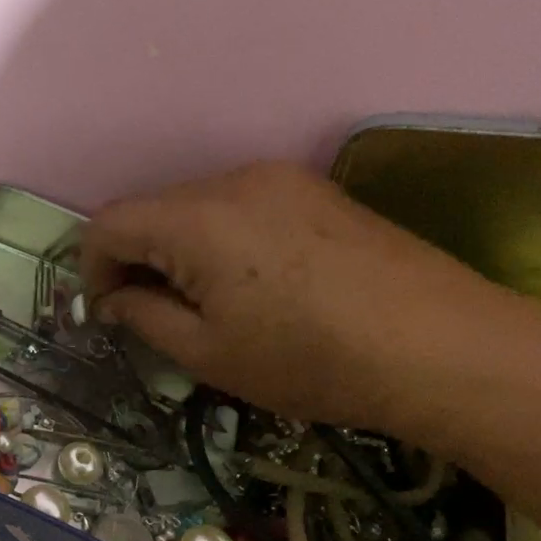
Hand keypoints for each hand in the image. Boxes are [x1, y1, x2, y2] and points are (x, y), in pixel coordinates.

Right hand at [81, 162, 512, 430]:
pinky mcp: (314, 189)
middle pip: (149, 209)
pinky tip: (253, 282)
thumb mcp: (209, 354)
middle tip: (155, 314)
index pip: (107, 225)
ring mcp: (279, 179)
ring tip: (208, 302)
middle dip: (135, 259)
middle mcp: (232, 181)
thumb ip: (143, 317)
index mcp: (196, 219)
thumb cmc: (314, 360)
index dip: (92, 269)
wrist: (449, 350)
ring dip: (177, 248)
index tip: (112, 314)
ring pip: (192, 205)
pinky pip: (237, 205)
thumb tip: (115, 299)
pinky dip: (219, 238)